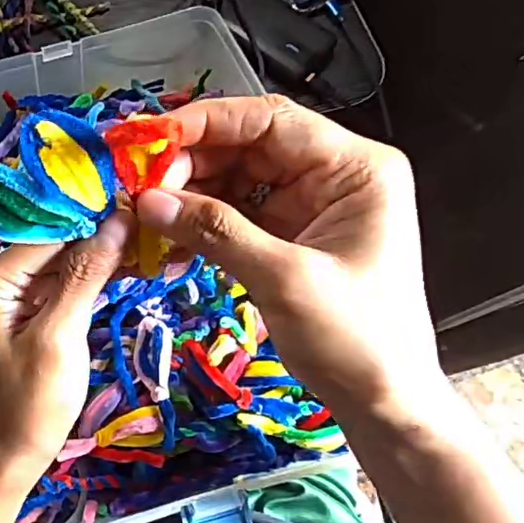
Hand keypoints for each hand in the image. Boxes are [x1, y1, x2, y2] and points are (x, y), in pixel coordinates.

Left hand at [0, 214, 130, 474]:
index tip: (136, 206)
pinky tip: (127, 265)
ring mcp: (14, 292)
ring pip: (65, 259)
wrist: (22, 446)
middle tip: (148, 225)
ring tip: (146, 242)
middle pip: (56, 244)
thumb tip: (117, 222)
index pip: (47, 235)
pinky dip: (95, 276)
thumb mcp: (60, 335)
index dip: (92, 221)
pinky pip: (66, 280)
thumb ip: (85, 276)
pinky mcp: (33, 306)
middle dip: (100, 236)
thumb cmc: (35, 399)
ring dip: (102, 254)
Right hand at [135, 95, 446, 418]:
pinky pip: (236, 216)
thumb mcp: (284, 279)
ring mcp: (308, 208)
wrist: (382, 399)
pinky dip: (202, 224)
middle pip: (249, 148)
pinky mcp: (288, 238)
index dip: (208, 123)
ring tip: (148, 210)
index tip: (152, 138)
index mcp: (354, 169)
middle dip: (192, 163)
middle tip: (141, 184)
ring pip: (236, 181)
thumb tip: (149, 201)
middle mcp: (332, 178)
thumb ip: (216, 232)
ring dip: (191, 194)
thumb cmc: (355, 339)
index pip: (272, 123)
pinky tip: (169, 234)